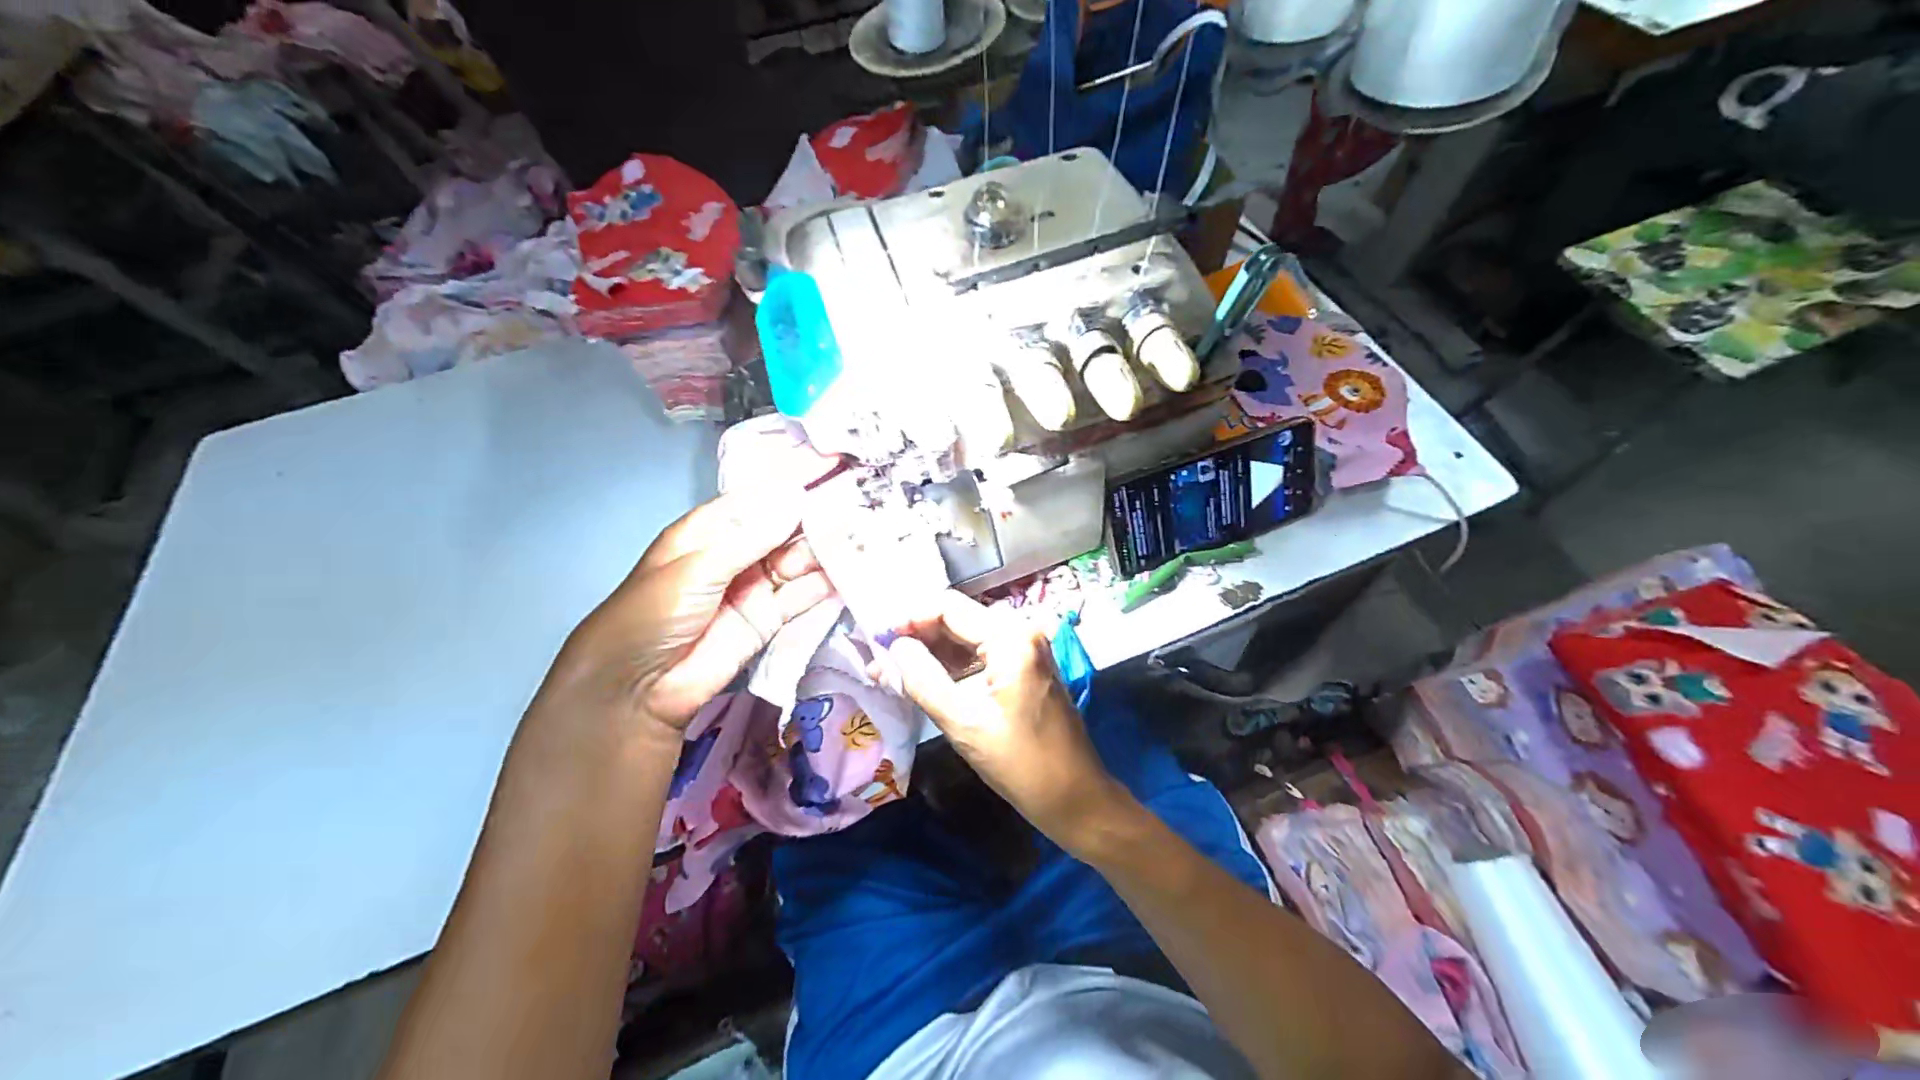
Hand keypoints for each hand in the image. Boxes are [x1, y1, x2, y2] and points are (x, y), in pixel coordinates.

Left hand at [551, 492, 832, 736]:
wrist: (637, 688)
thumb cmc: (652, 614)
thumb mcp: (697, 566)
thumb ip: (751, 536)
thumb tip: (797, 499)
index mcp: (708, 530)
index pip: (757, 500)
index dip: (791, 488)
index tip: (832, 470)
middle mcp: (735, 554)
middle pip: (783, 530)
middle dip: (816, 519)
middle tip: (860, 506)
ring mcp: (754, 587)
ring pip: (797, 561)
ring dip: (826, 550)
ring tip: (864, 535)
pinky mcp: (769, 619)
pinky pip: (802, 596)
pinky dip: (826, 585)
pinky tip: (853, 570)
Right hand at [885, 591, 1125, 850]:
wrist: (1075, 797)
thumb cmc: (1021, 762)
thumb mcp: (964, 722)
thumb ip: (923, 679)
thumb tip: (895, 648)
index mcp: (1011, 637)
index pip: (948, 607)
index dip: (909, 619)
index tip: (877, 640)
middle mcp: (1020, 633)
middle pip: (957, 620)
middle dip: (917, 637)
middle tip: (879, 658)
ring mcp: (1024, 651)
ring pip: (965, 639)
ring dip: (930, 653)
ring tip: (890, 672)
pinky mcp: (1023, 671)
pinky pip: (979, 657)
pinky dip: (950, 667)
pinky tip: (920, 682)